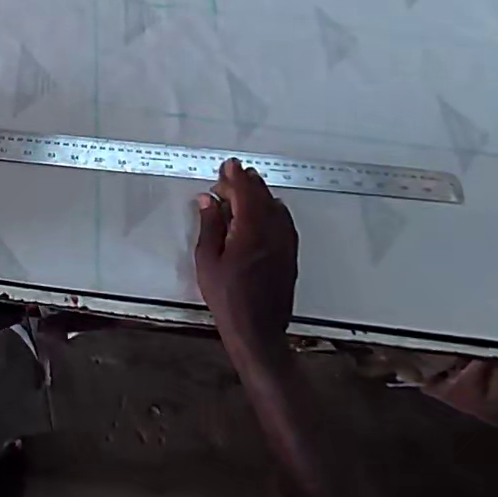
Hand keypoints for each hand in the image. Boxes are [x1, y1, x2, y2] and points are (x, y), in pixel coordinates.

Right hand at [194, 157, 298, 344]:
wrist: (256, 330)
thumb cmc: (227, 297)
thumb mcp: (207, 259)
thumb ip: (209, 225)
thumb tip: (209, 200)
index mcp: (250, 232)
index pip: (245, 194)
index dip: (235, 177)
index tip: (227, 166)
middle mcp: (272, 234)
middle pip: (262, 197)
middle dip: (246, 182)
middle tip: (229, 176)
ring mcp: (285, 245)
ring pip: (275, 208)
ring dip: (260, 194)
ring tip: (246, 188)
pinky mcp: (290, 255)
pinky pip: (285, 222)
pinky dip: (273, 209)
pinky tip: (266, 210)